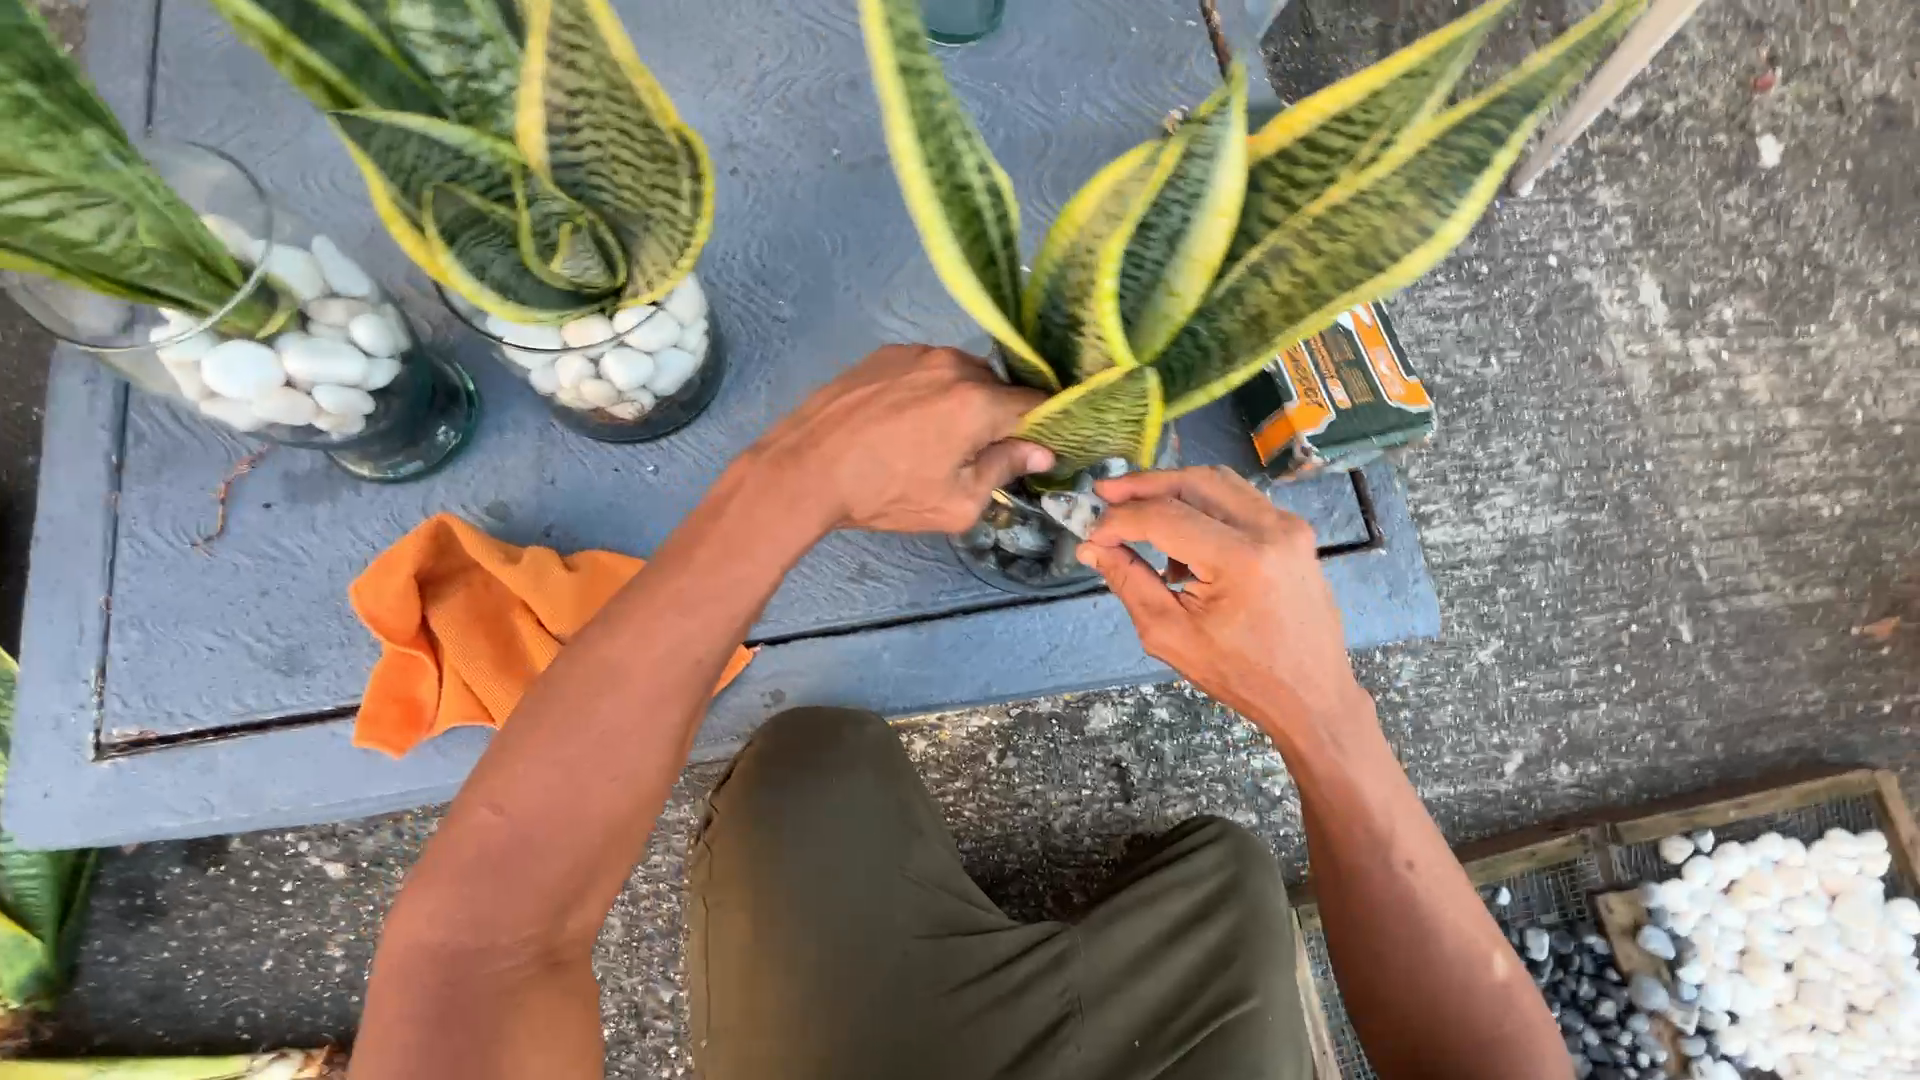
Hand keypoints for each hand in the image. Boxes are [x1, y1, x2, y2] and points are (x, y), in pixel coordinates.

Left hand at [749, 345, 1052, 532]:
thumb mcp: (956, 503)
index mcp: (978, 401)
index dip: (1043, 429)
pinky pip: (927, 369)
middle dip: (999, 418)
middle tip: (977, 454)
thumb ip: (1004, 470)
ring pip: (962, 375)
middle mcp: (953, 364)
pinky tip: (904, 421)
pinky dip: (930, 391)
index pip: (1037, 405)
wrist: (805, 468)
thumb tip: (1040, 451)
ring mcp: (916, 353)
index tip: (1036, 450)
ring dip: (963, 402)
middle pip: (999, 388)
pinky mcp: (885, 354)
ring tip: (933, 438)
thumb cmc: (885, 494)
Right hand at [1076, 466, 1372, 734]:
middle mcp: (1270, 529)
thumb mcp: (1169, 634)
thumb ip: (1128, 582)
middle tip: (1104, 494)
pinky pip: (1237, 501)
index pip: (1163, 517)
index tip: (1090, 536)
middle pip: (1192, 482)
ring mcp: (1288, 526)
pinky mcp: (1294, 531)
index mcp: (1240, 559)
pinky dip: (1201, 506)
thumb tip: (1092, 548)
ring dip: (1171, 490)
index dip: (1118, 521)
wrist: (1310, 694)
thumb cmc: (1239, 674)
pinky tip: (1179, 538)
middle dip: (1142, 486)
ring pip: (1216, 483)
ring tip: (1135, 512)